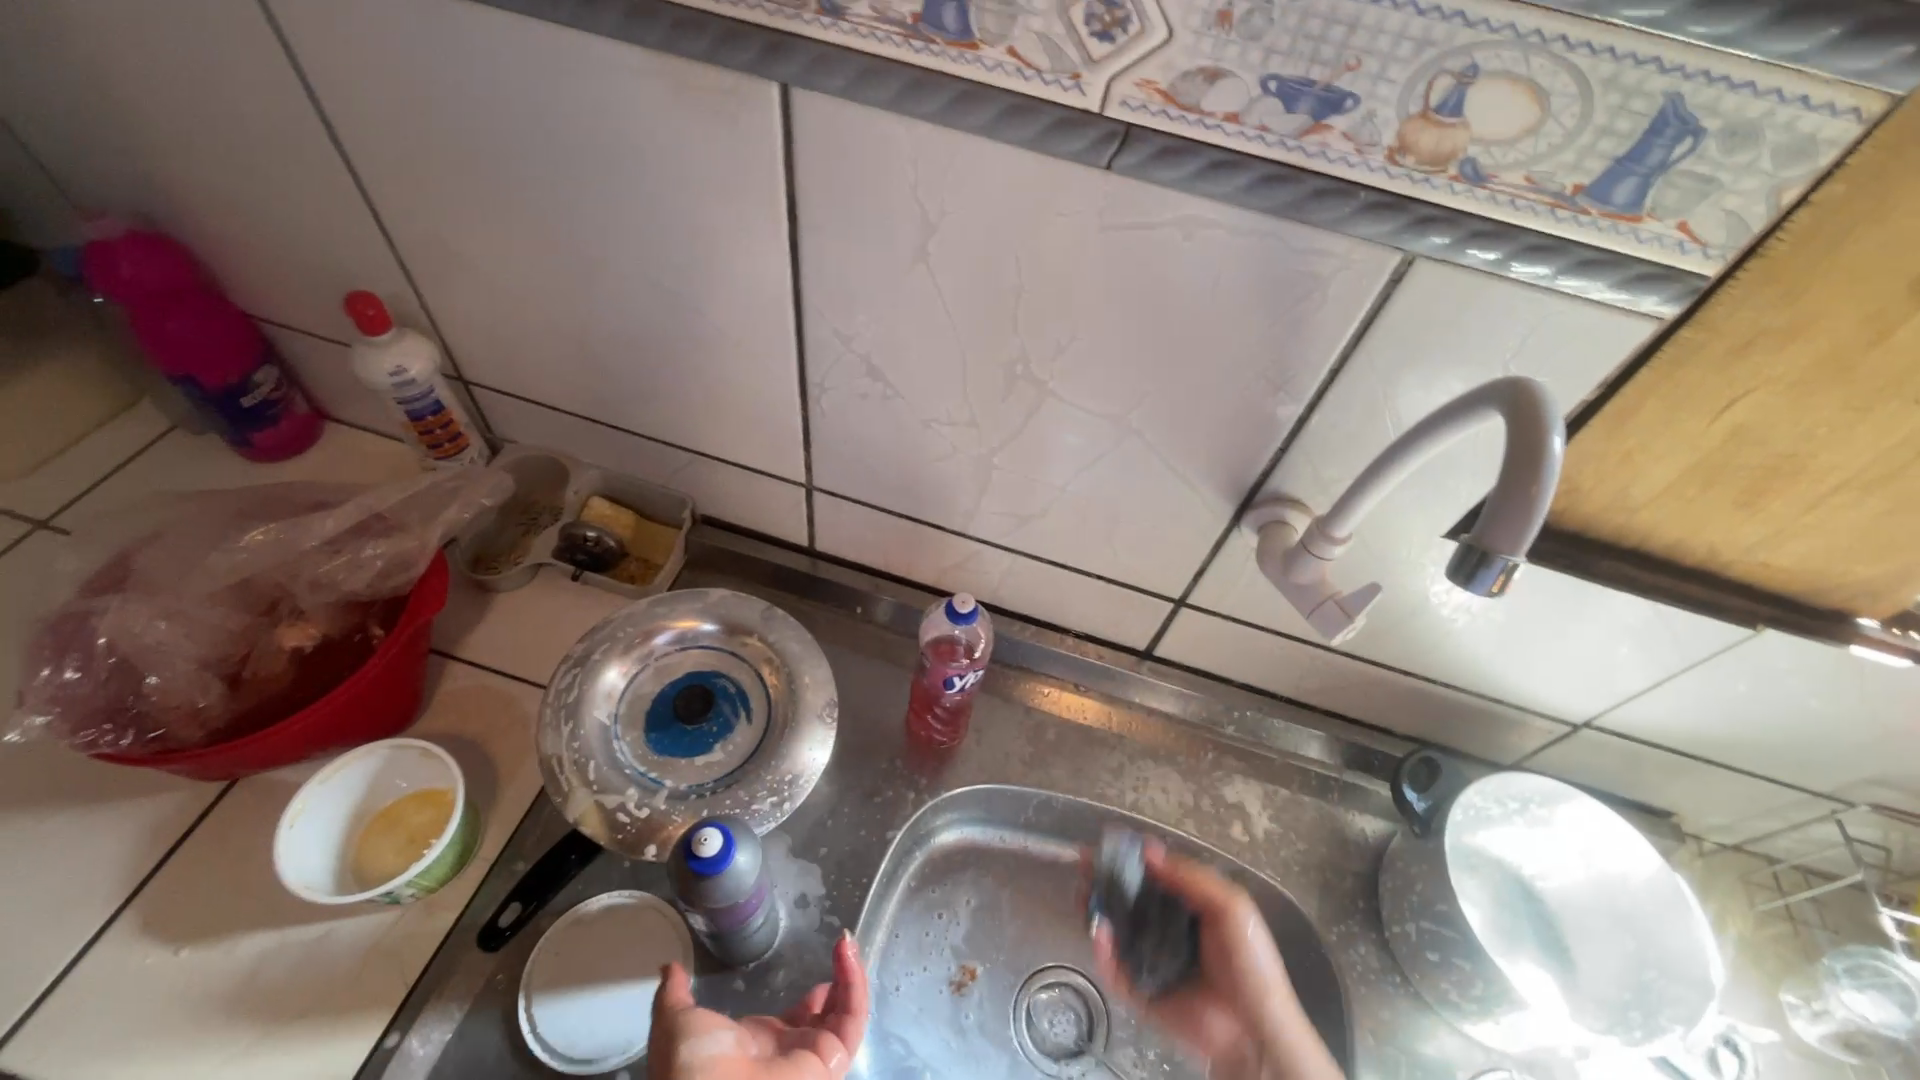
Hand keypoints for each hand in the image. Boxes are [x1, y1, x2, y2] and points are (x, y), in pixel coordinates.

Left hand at [647, 931, 869, 1079]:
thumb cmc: (692, 1065)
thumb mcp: (675, 1021)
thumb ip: (675, 995)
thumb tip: (670, 968)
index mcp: (758, 1048)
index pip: (796, 1022)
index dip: (810, 999)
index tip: (819, 971)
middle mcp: (790, 1055)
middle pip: (827, 1018)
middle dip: (840, 986)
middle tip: (843, 950)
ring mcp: (813, 1058)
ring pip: (845, 1016)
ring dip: (851, 977)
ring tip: (847, 944)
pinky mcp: (832, 1060)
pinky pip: (853, 1020)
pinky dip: (855, 985)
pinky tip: (847, 955)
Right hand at [1089, 842, 1341, 1079]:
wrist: (1254, 1031)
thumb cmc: (1248, 964)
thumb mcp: (1231, 907)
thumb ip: (1190, 876)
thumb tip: (1147, 849)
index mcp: (1186, 906)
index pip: (1151, 876)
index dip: (1130, 858)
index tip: (1107, 841)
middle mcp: (1163, 929)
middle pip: (1125, 899)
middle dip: (1103, 879)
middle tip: (1085, 864)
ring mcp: (1148, 960)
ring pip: (1113, 930)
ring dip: (1095, 908)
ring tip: (1084, 893)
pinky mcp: (1138, 992)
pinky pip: (1112, 969)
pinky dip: (1101, 950)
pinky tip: (1100, 930)